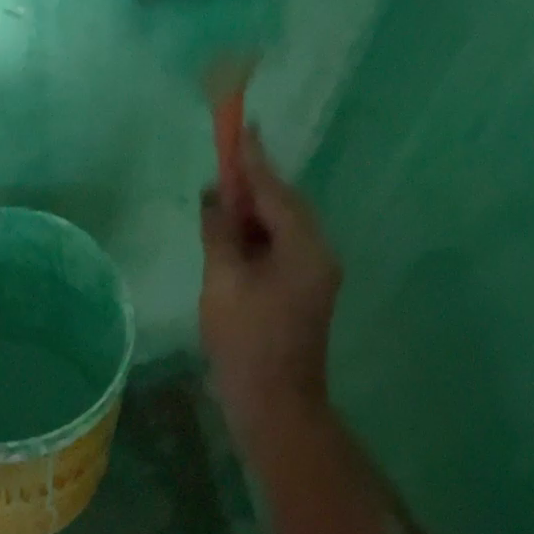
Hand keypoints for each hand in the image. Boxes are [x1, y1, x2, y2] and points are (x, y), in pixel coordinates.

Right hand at [199, 128, 341, 443]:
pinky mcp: (304, 290)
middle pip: (284, 205)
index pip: (276, 191)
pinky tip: (231, 236)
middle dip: (252, 186)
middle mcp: (318, 254)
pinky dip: (256, 237)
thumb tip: (214, 196)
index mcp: (304, 248)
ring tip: (219, 202)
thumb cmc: (245, 342)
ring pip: (282, 227)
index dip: (253, 160)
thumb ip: (219, 231)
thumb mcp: (222, 280)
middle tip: (220, 167)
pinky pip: (280, 247)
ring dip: (252, 212)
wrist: (274, 405)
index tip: (240, 128)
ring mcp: (315, 274)